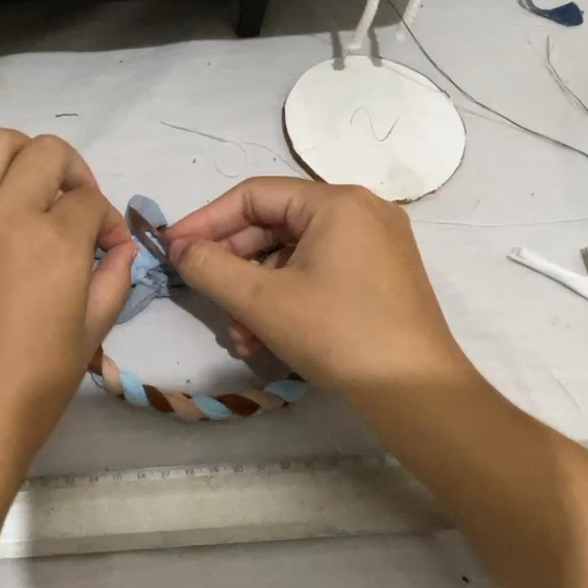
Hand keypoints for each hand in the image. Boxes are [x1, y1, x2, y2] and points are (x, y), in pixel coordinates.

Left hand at [0, 128, 136, 468]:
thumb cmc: (31, 389)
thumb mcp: (90, 335)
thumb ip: (112, 280)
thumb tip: (119, 249)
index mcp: (55, 241)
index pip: (90, 201)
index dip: (106, 220)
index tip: (105, 247)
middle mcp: (5, 215)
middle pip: (47, 155)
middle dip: (73, 173)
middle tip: (74, 208)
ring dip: (20, 155)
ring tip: (27, 189)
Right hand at [164, 177, 473, 403]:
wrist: (416, 392)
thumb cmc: (337, 334)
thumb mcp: (260, 300)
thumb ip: (209, 267)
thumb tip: (178, 249)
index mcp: (336, 202)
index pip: (252, 195)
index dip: (205, 221)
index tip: (171, 249)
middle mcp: (359, 212)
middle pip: (273, 224)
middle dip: (232, 264)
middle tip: (200, 292)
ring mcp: (374, 244)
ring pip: (292, 255)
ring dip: (255, 290)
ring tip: (237, 334)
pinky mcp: (379, 276)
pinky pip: (317, 272)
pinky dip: (285, 298)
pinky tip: (265, 337)